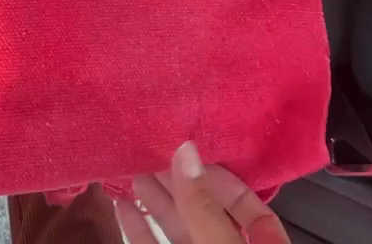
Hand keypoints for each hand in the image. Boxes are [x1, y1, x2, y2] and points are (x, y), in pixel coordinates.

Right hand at [113, 141, 289, 243]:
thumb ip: (205, 208)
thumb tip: (185, 148)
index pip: (250, 207)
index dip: (221, 176)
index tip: (187, 146)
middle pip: (206, 211)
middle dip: (178, 179)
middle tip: (148, 143)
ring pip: (178, 228)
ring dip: (154, 198)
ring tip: (130, 164)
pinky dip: (138, 228)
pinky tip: (121, 204)